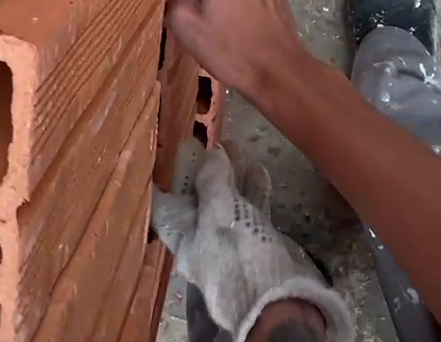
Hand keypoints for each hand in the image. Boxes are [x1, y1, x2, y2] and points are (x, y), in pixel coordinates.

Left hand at [154, 142, 353, 341]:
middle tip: (208, 140)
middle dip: (203, 169)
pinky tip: (258, 169)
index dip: (164, 179)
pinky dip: (253, 189)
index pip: (163, 204)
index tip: (167, 153)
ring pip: (226, 201)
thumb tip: (211, 152)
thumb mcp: (218, 211)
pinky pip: (250, 210)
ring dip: (231, 175)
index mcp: (183, 235)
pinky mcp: (255, 245)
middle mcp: (202, 239)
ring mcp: (229, 242)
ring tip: (237, 146)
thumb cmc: (236, 255)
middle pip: (197, 198)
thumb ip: (211, 179)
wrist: (277, 301)